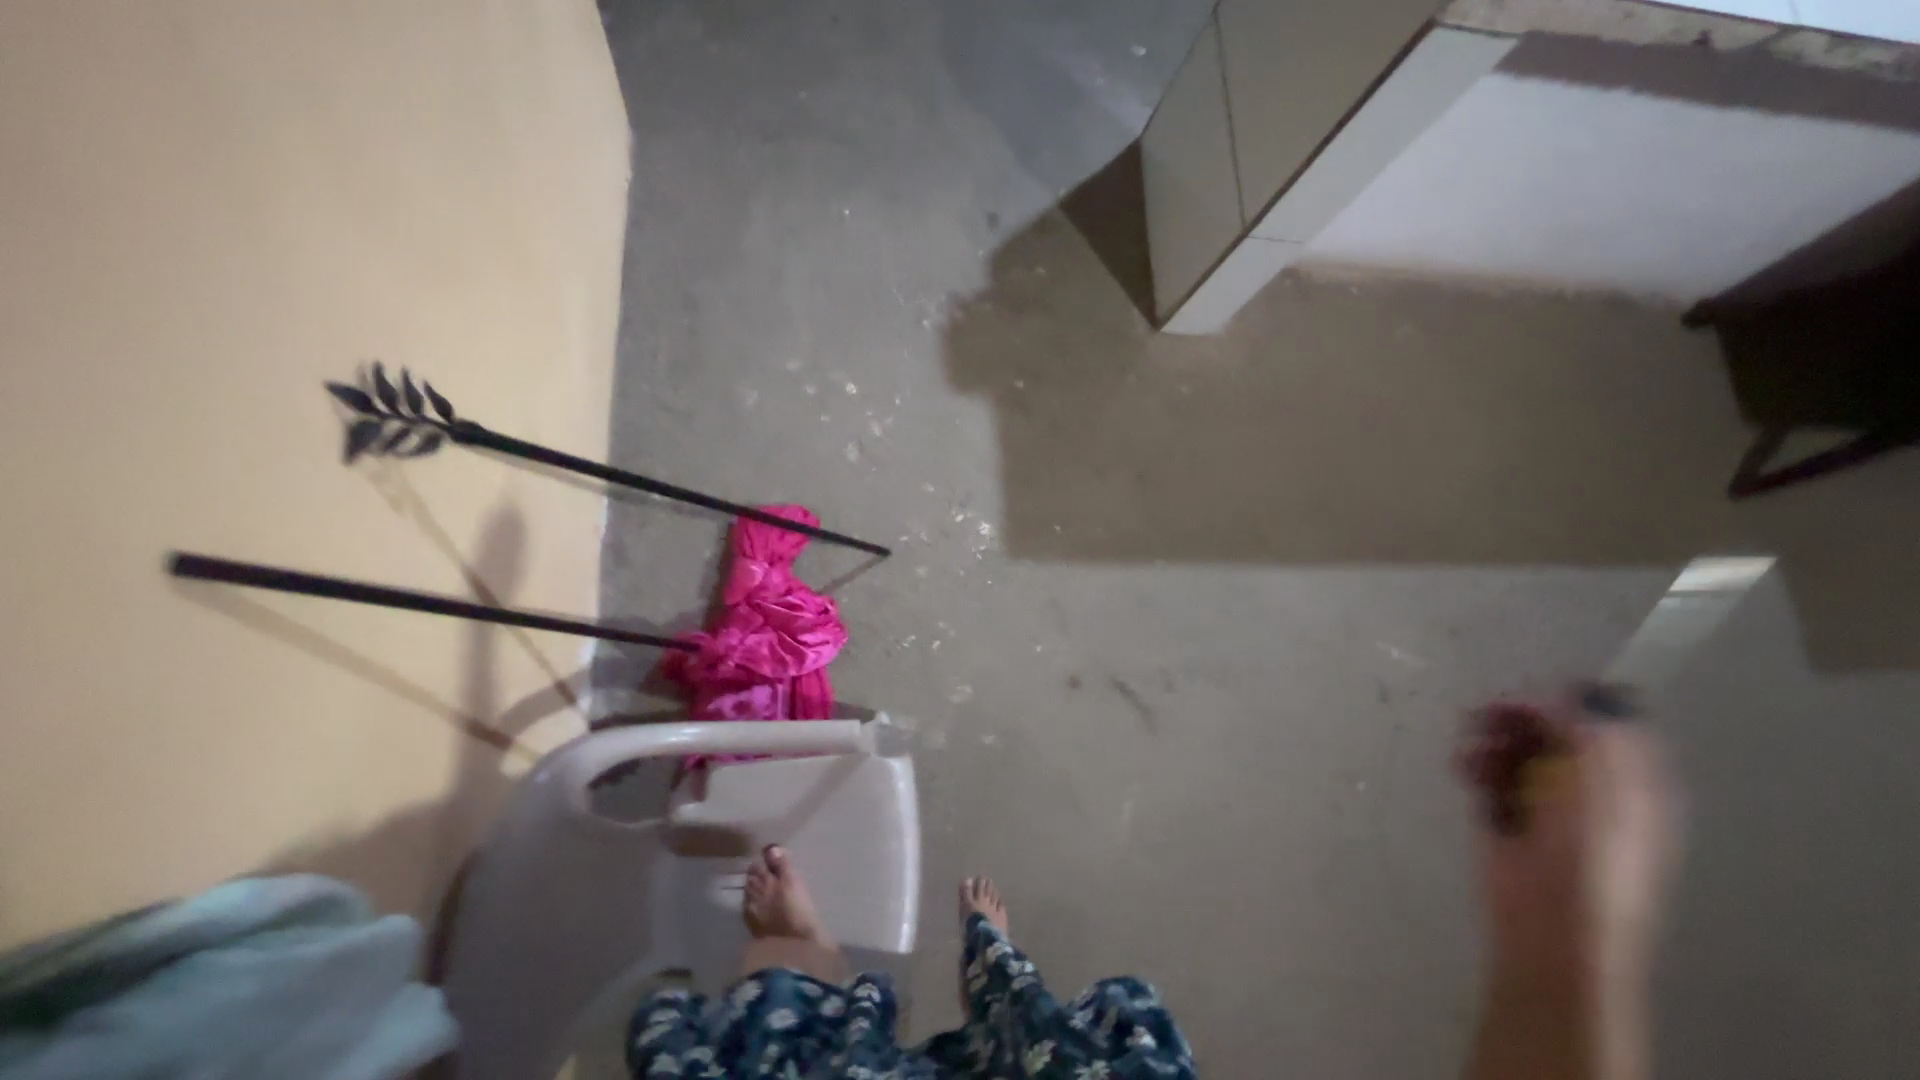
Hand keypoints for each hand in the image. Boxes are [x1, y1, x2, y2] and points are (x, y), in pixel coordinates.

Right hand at [1460, 690, 1682, 985]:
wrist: (1551, 923)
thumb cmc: (1588, 854)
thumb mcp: (1601, 782)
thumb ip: (1587, 729)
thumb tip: (1561, 695)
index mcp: (1633, 781)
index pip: (1606, 722)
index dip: (1571, 703)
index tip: (1535, 696)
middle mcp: (1593, 788)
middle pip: (1555, 733)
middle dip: (1520, 718)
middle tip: (1488, 714)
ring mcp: (1549, 805)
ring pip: (1517, 752)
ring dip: (1491, 741)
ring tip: (1472, 749)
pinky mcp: (1507, 818)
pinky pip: (1491, 778)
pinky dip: (1477, 767)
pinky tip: (1466, 770)